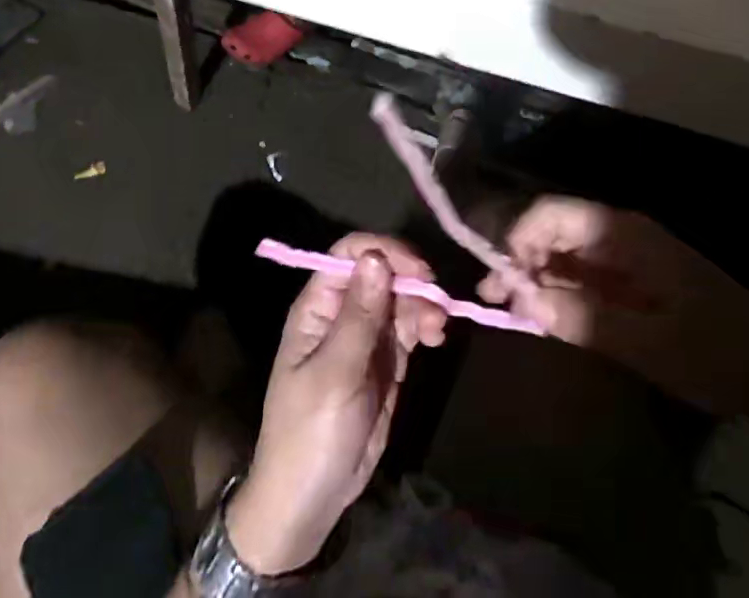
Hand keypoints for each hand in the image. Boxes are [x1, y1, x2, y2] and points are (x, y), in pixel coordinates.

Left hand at [226, 234, 446, 574]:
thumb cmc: (310, 431)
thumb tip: (375, 256)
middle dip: (413, 281)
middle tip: (437, 306)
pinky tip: (437, 337)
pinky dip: (426, 326)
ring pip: (401, 299)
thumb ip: (358, 316)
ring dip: (424, 305)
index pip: (349, 255)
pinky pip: (410, 327)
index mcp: (318, 307)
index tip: (418, 270)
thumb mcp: (334, 372)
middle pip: (383, 274)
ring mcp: (366, 336)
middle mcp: (342, 313)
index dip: (384, 253)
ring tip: (438, 331)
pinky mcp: (386, 360)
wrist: (312, 496)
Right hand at [477, 197, 748, 409]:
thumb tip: (520, 301)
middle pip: (550, 230)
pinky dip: (552, 293)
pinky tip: (535, 315)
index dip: (517, 237)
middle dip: (516, 258)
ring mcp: (620, 258)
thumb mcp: (649, 342)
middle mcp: (616, 235)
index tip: (500, 278)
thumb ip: (582, 319)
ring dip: (530, 277)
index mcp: (623, 234)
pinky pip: (576, 277)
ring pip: (559, 253)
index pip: (553, 213)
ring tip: (504, 309)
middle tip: (491, 298)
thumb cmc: (717, 351)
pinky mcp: (624, 282)